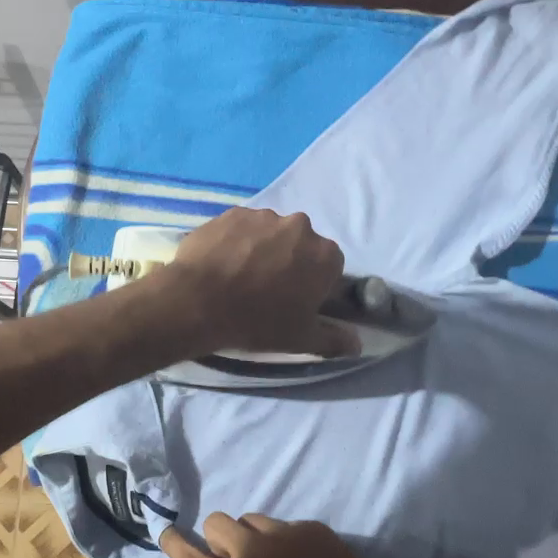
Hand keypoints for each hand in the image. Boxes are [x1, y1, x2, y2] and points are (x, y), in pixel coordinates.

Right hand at [159, 513, 412, 557]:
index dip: (175, 544)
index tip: (166, 531)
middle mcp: (252, 552)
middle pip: (217, 522)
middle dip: (220, 537)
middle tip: (237, 555)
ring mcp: (283, 533)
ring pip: (250, 518)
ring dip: (253, 535)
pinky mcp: (309, 525)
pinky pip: (284, 525)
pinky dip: (287, 539)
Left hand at [160, 207, 356, 356]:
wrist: (199, 301)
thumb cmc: (258, 322)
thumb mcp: (301, 339)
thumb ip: (334, 340)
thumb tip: (358, 344)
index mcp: (325, 255)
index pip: (329, 267)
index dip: (314, 285)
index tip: (296, 301)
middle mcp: (300, 226)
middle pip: (301, 245)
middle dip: (290, 262)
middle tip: (267, 290)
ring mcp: (264, 216)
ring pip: (271, 234)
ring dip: (262, 250)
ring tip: (240, 277)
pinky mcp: (232, 212)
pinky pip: (242, 228)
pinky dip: (237, 242)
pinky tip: (222, 263)